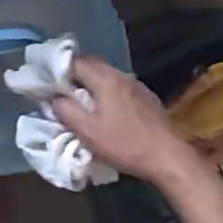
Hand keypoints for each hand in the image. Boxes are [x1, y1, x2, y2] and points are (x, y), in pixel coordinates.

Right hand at [48, 56, 201, 188]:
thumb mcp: (86, 130)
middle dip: (76, 74)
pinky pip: (121, 87)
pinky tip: (109, 112)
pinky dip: (109, 93)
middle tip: (65, 92)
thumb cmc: (125, 144)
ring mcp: (138, 87)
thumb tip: (56, 99)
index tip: (51, 84)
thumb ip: (65, 109)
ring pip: (108, 76)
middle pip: (93, 65)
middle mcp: (122, 77)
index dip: (59, 70)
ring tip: (85, 102)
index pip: (75, 62)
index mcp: (105, 79)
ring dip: (93, 84)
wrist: (171, 160)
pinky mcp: (149, 100)